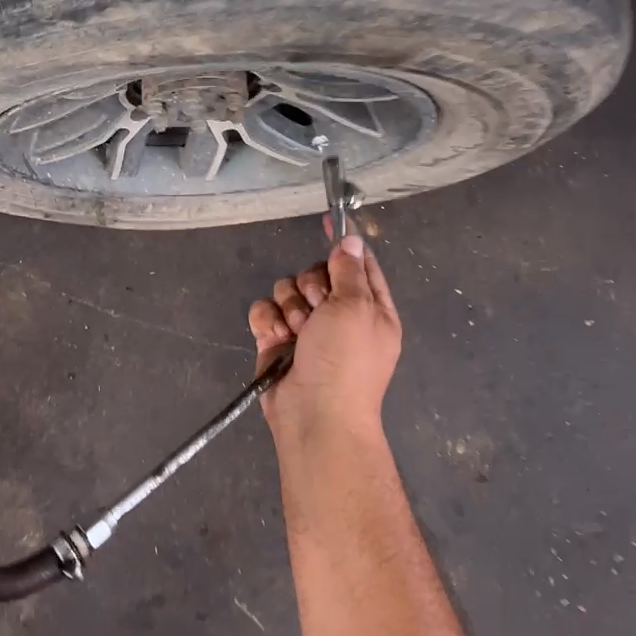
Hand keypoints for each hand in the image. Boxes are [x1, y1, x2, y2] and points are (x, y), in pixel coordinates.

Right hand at [248, 234, 400, 439]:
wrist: (314, 413)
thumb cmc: (346, 360)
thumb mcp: (357, 308)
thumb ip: (349, 270)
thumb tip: (352, 240)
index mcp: (371, 309)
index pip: (359, 264)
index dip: (345, 244)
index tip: (329, 221)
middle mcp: (338, 316)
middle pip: (315, 273)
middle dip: (310, 286)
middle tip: (317, 308)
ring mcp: (305, 329)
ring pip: (286, 290)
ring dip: (289, 308)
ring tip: (297, 333)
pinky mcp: (275, 340)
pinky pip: (264, 311)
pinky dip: (267, 322)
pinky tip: (276, 339)